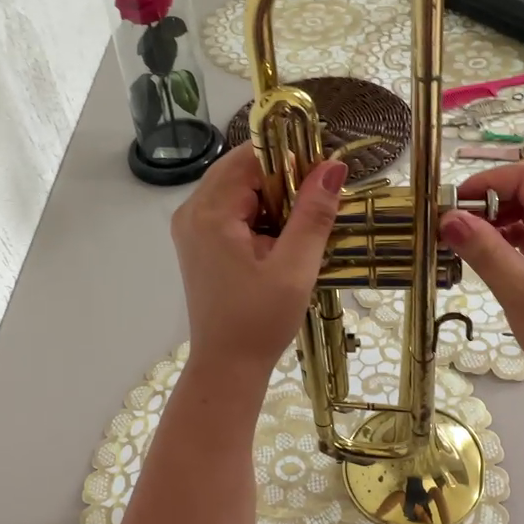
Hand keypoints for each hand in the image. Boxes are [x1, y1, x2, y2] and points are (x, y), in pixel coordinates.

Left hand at [170, 147, 346, 377]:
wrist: (227, 367)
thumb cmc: (259, 321)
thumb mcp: (294, 267)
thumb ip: (313, 214)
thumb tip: (332, 167)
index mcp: (209, 213)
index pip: (249, 158)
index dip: (289, 157)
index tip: (323, 172)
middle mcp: (192, 212)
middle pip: (240, 169)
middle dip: (282, 177)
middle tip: (319, 198)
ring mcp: (191, 228)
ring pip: (237, 189)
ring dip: (273, 196)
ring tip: (305, 219)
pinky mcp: (199, 243)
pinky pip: (231, 210)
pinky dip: (259, 214)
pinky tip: (283, 236)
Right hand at [440, 162, 523, 426]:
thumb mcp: (523, 298)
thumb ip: (486, 253)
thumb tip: (448, 218)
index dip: (486, 182)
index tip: (451, 205)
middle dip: (490, 203)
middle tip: (453, 229)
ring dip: (501, 222)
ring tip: (468, 245)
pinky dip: (516, 239)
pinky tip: (493, 257)